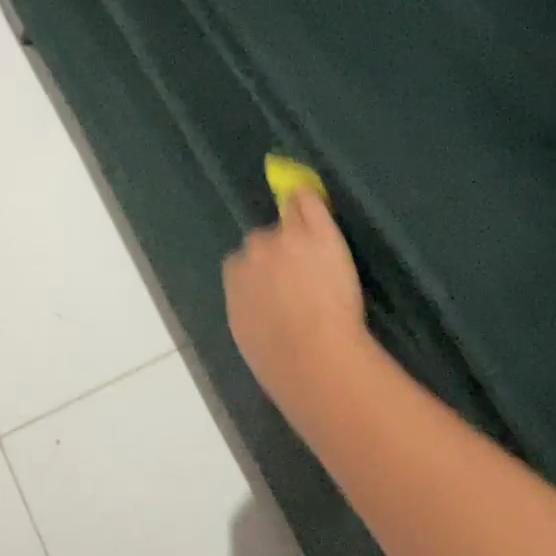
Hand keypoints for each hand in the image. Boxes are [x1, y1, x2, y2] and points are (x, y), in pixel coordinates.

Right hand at [224, 189, 373, 409]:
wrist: (315, 355)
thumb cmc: (281, 361)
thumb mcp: (248, 334)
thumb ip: (248, 306)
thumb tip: (256, 300)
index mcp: (235, 278)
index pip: (242, 261)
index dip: (261, 270)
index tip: (274, 280)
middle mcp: (256, 252)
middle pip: (263, 239)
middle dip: (277, 250)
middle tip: (299, 271)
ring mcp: (289, 238)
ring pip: (289, 222)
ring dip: (297, 230)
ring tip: (315, 250)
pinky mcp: (320, 233)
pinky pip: (310, 204)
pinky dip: (307, 198)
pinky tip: (308, 193)